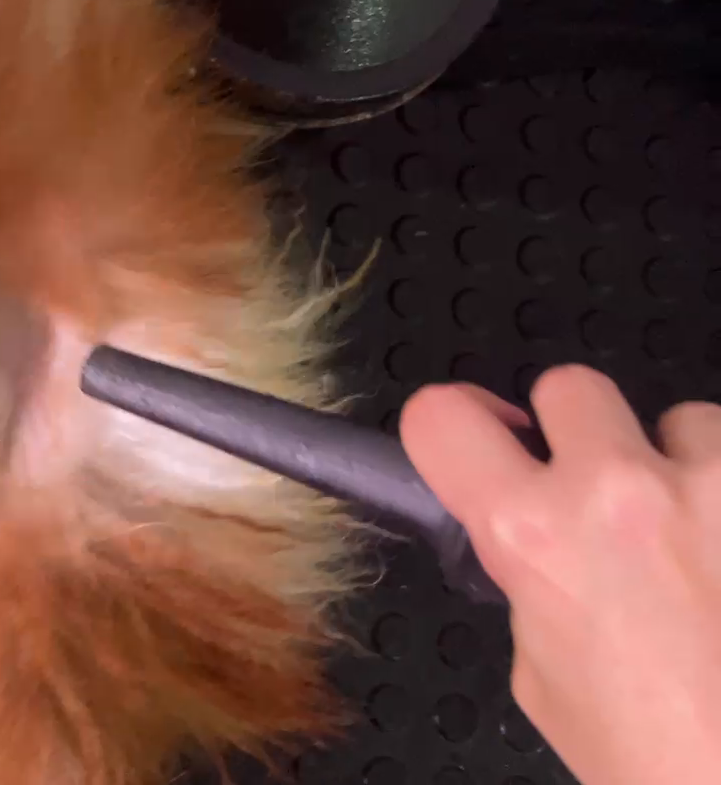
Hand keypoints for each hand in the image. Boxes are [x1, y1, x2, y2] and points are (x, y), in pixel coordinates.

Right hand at [401, 366, 720, 784]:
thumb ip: (531, 574)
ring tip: (704, 532)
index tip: (484, 439)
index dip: (453, 420)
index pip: (438, 412)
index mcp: (526, 530)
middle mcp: (619, 494)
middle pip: (571, 385)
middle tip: (594, 485)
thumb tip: (540, 542)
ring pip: (692, 419)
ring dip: (687, 464)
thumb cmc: (655, 752)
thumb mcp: (541, 661)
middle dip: (577, 427)